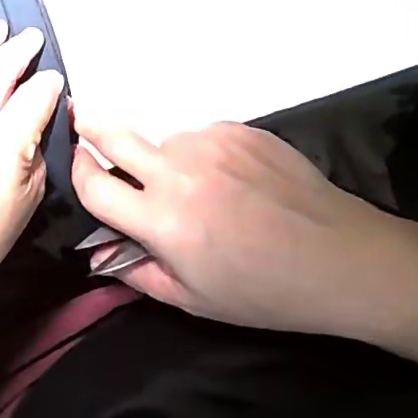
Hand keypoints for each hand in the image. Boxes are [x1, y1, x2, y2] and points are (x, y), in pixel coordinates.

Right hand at [73, 121, 387, 334]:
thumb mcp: (193, 300)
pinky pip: (204, 138)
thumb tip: (98, 249)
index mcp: (163, 221)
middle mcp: (178, 172)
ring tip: (206, 191)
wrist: (341, 257)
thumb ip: (137, 271)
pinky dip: (206, 156)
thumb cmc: (264, 291)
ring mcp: (211, 143)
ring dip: (168, 160)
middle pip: (114, 136)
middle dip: (90, 127)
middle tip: (81, 117)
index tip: (76, 161)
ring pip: (167, 142)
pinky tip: (235, 180)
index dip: (77, 172)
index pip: (94, 186)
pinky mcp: (239, 129)